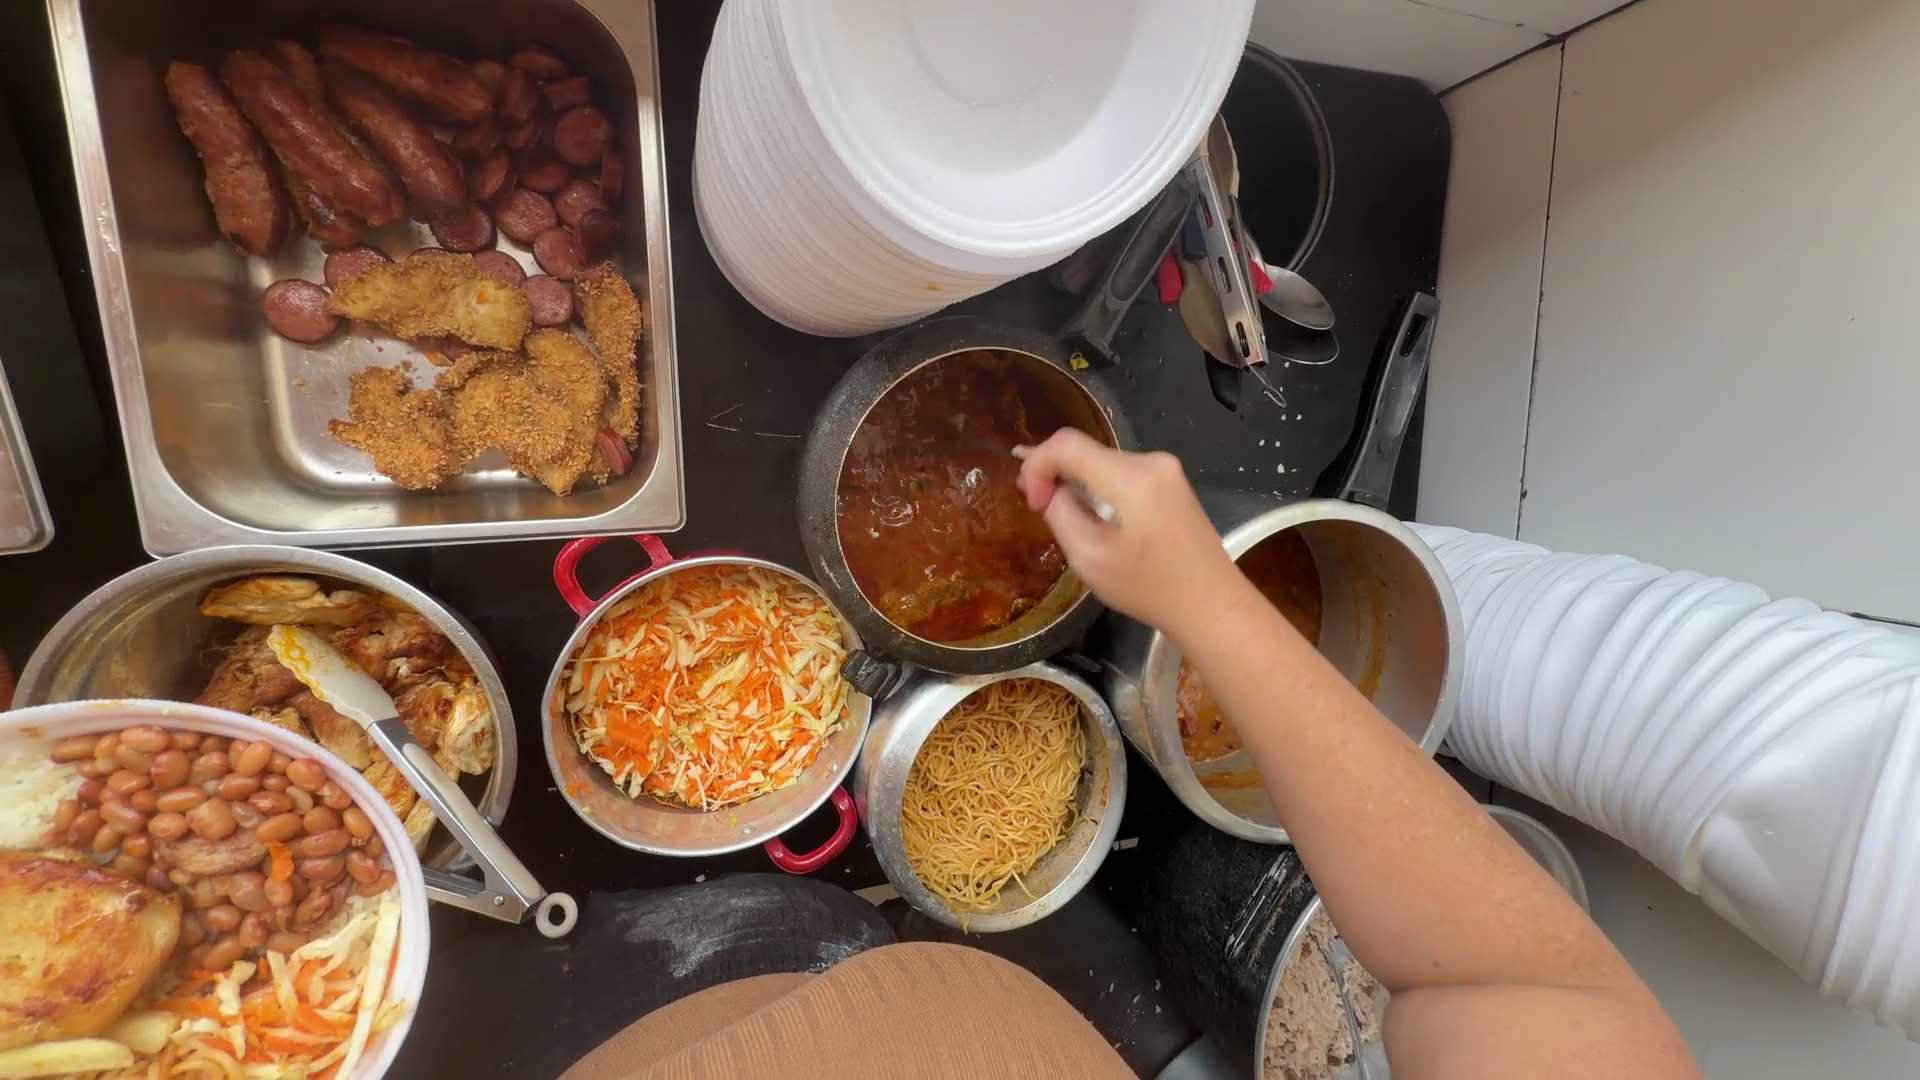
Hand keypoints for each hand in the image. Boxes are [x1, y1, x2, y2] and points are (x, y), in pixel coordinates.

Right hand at [1015, 428, 1248, 636]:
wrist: (1211, 604)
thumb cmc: (1149, 588)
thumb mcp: (1090, 558)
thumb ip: (1061, 513)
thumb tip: (1049, 489)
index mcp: (1131, 478)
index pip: (1065, 444)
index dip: (1037, 466)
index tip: (1033, 503)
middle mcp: (1151, 461)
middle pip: (1085, 450)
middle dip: (1053, 472)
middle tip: (1035, 503)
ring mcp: (1166, 470)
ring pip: (1101, 461)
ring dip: (1075, 480)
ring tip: (1058, 509)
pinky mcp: (1171, 483)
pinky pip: (1121, 473)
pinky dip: (1098, 486)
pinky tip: (1089, 510)